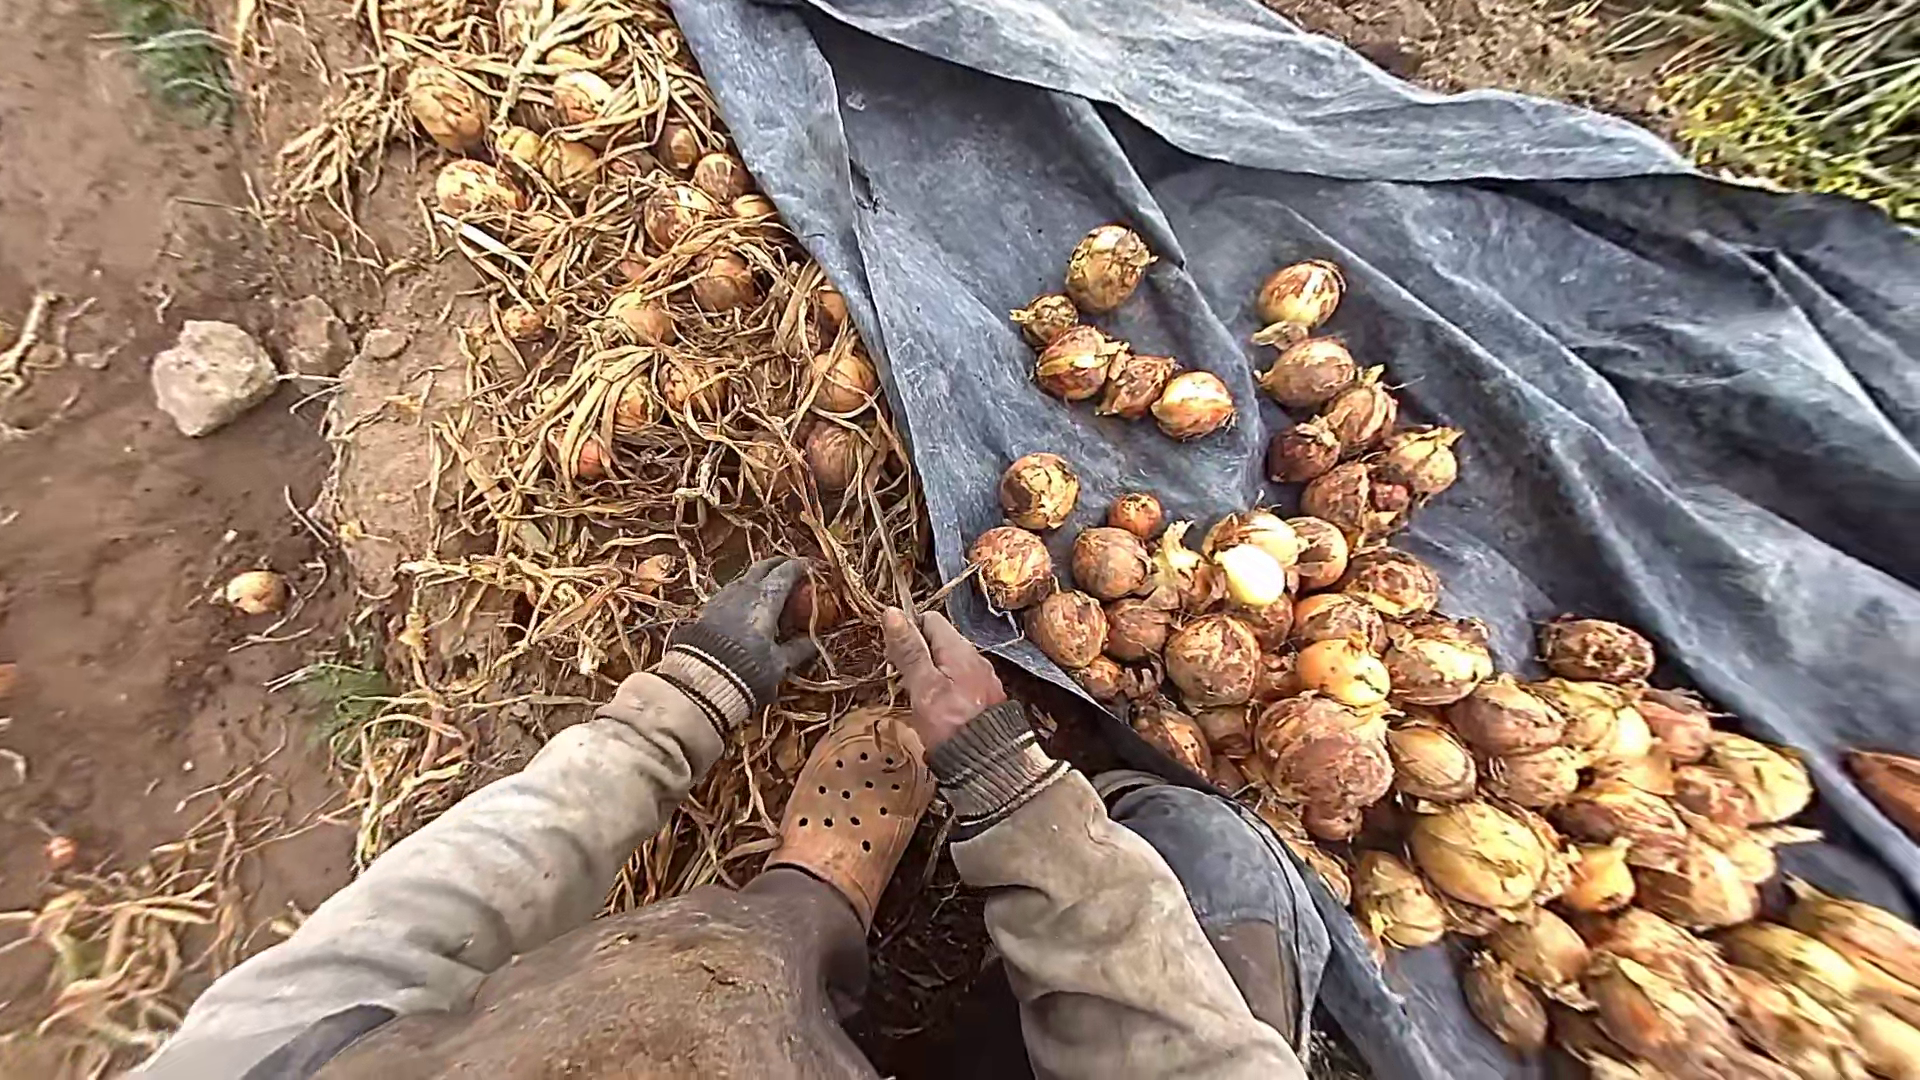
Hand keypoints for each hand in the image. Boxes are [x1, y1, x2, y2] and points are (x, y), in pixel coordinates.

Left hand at [681, 558, 818, 705]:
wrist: (700, 681)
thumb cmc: (747, 668)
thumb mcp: (779, 663)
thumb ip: (799, 649)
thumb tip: (813, 642)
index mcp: (766, 597)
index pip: (787, 572)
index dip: (801, 567)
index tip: (811, 568)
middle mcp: (744, 590)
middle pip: (764, 566)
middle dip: (780, 564)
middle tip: (792, 568)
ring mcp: (723, 597)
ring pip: (746, 577)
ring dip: (760, 577)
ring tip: (771, 587)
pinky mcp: (709, 608)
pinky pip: (732, 591)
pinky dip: (745, 591)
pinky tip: (748, 605)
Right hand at [882, 608, 1005, 750]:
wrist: (991, 766)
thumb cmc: (953, 727)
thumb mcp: (923, 686)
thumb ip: (909, 651)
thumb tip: (892, 613)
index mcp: (959, 649)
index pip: (930, 619)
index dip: (908, 631)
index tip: (894, 655)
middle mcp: (975, 658)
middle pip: (939, 640)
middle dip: (917, 654)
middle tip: (902, 679)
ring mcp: (983, 678)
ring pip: (949, 662)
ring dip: (930, 673)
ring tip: (917, 697)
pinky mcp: (985, 698)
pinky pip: (959, 681)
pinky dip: (944, 688)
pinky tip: (937, 709)